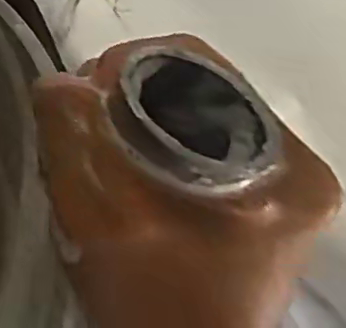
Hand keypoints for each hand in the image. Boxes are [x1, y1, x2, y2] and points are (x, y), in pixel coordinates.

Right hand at [32, 34, 340, 327]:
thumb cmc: (153, 286)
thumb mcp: (95, 202)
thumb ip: (67, 127)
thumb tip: (58, 79)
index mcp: (281, 160)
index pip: (190, 59)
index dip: (123, 63)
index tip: (83, 95)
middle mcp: (287, 162)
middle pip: (182, 78)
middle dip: (116, 91)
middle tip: (78, 122)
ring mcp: (268, 180)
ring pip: (174, 104)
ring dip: (119, 114)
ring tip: (89, 144)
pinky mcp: (244, 195)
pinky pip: (178, 133)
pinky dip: (134, 135)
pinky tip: (109, 163)